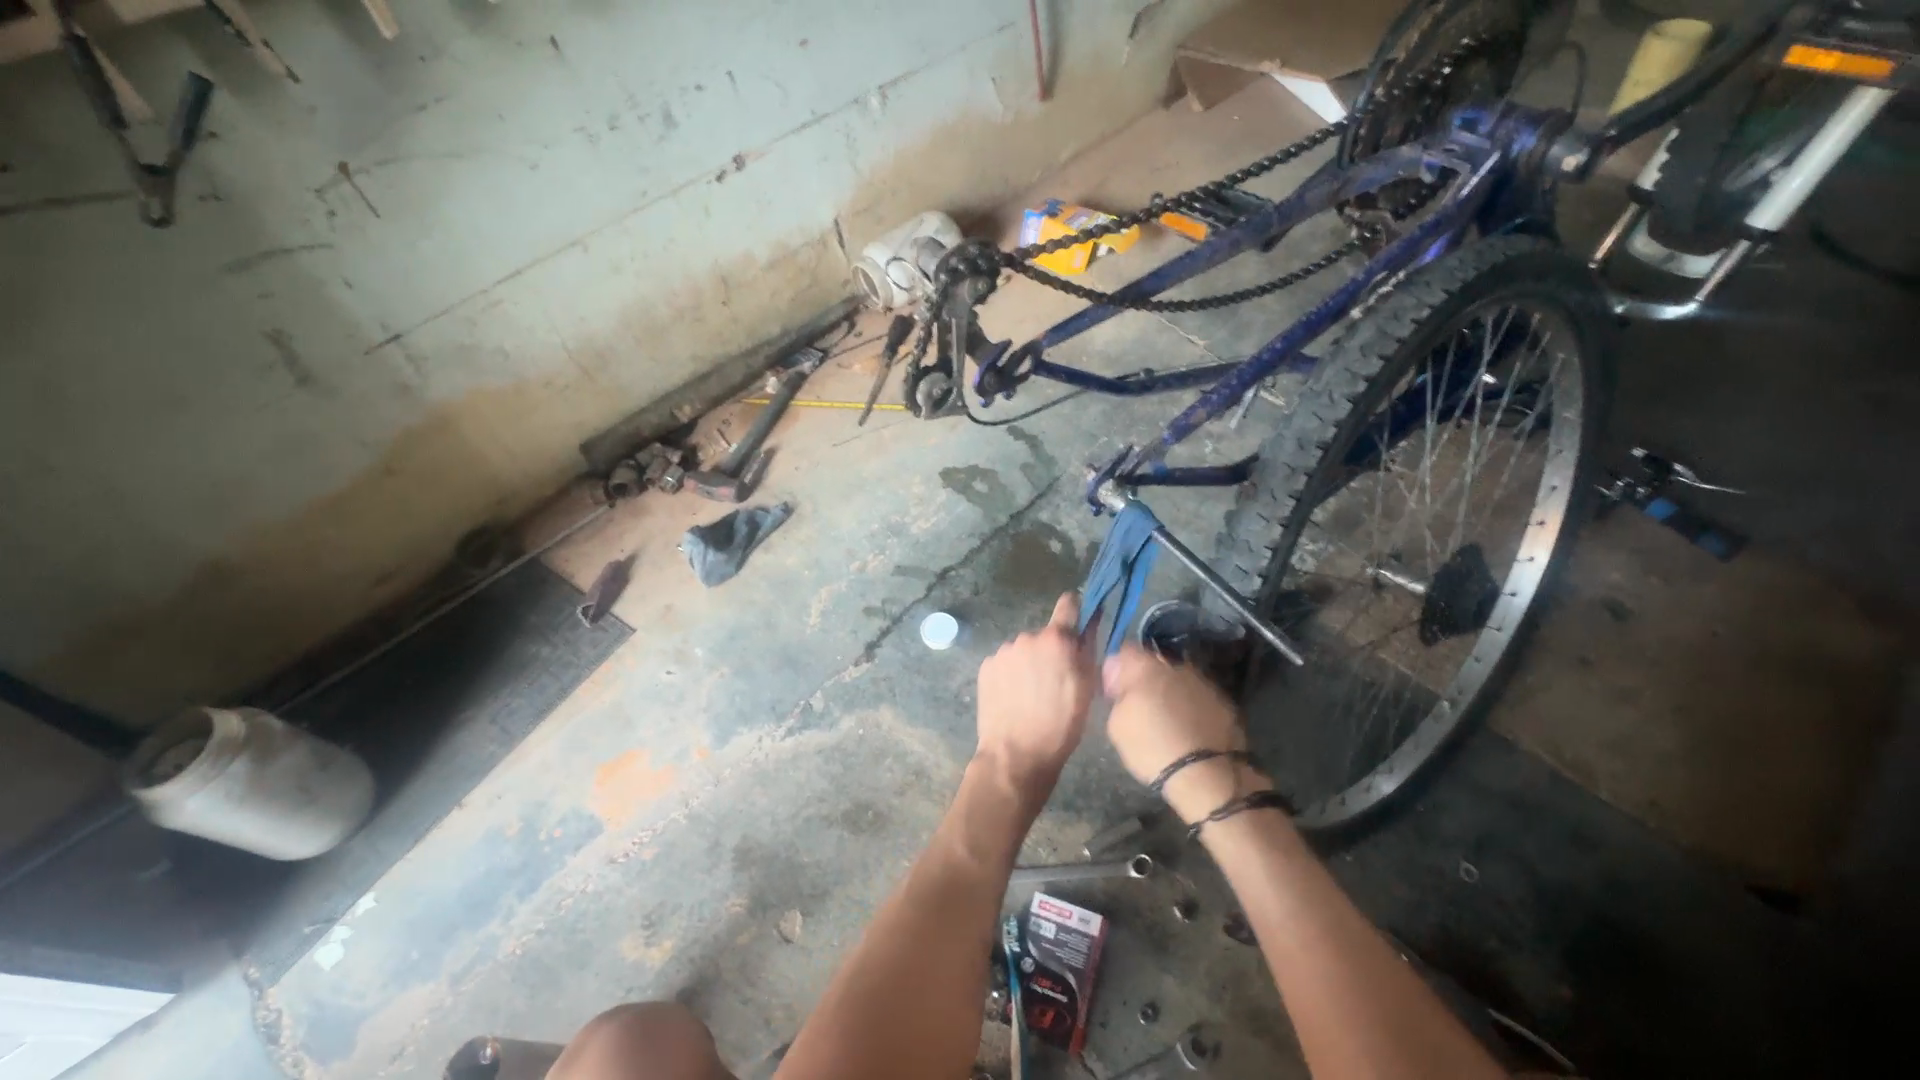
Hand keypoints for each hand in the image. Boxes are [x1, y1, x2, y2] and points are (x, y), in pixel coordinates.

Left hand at [975, 593, 1097, 793]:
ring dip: (1029, 663)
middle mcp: (1026, 637)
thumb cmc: (1061, 724)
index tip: (1078, 622)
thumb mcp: (1087, 687)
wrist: (1017, 754)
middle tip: (1055, 682)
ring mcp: (1002, 651)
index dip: (1076, 610)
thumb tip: (1094, 617)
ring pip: (1023, 651)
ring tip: (1032, 696)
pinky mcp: (985, 667)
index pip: (1069, 605)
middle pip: (1044, 636)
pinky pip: (1004, 664)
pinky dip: (1010, 675)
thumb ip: (1089, 647)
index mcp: (1056, 639)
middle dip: (1051, 651)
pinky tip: (1014, 698)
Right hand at [1102, 645, 1269, 822]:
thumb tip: (1121, 683)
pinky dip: (1190, 707)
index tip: (1114, 690)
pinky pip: (1198, 697)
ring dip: (1170, 692)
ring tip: (1166, 720)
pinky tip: (1188, 728)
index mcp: (1146, 668)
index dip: (1117, 669)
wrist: (1205, 773)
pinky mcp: (1223, 701)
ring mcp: (1203, 682)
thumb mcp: (1116, 725)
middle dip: (1145, 680)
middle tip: (1139, 706)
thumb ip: (1118, 696)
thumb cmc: (1151, 748)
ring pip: (1178, 680)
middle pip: (1154, 664)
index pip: (1125, 651)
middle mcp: (1177, 667)